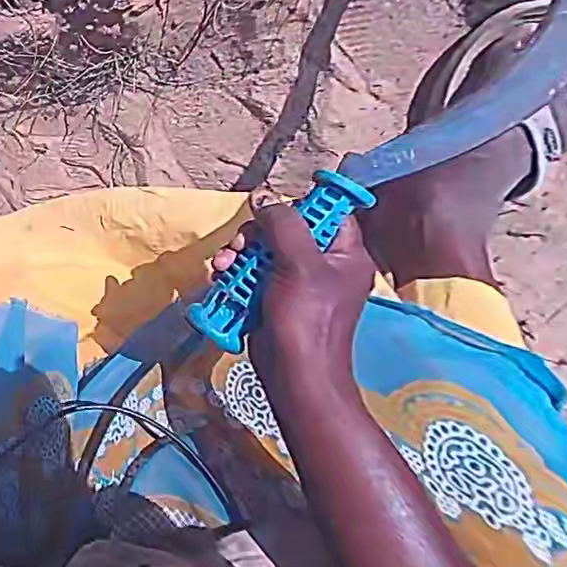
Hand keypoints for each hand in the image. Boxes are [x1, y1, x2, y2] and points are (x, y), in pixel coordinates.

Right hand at [212, 198, 376, 397]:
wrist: (292, 370)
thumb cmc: (306, 317)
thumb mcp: (299, 265)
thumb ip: (283, 225)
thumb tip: (263, 196)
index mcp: (344, 255)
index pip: (329, 213)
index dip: (303, 205)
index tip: (273, 209)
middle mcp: (321, 264)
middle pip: (285, 230)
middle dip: (256, 234)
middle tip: (242, 244)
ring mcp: (294, 281)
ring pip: (261, 250)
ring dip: (238, 254)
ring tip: (225, 265)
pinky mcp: (270, 295)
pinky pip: (249, 272)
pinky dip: (233, 273)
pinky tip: (222, 278)